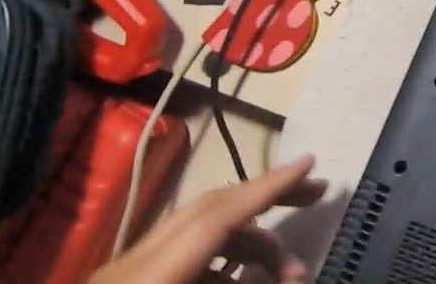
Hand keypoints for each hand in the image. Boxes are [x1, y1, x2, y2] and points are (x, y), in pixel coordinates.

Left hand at [90, 156, 327, 283]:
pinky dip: (217, 264)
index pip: (217, 218)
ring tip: (286, 272)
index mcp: (148, 280)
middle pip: (208, 211)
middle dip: (264, 198)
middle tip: (314, 193)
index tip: (311, 164)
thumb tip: (290, 279)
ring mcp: (122, 279)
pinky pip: (177, 262)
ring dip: (245, 242)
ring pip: (194, 235)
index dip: (268, 189)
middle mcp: (132, 268)